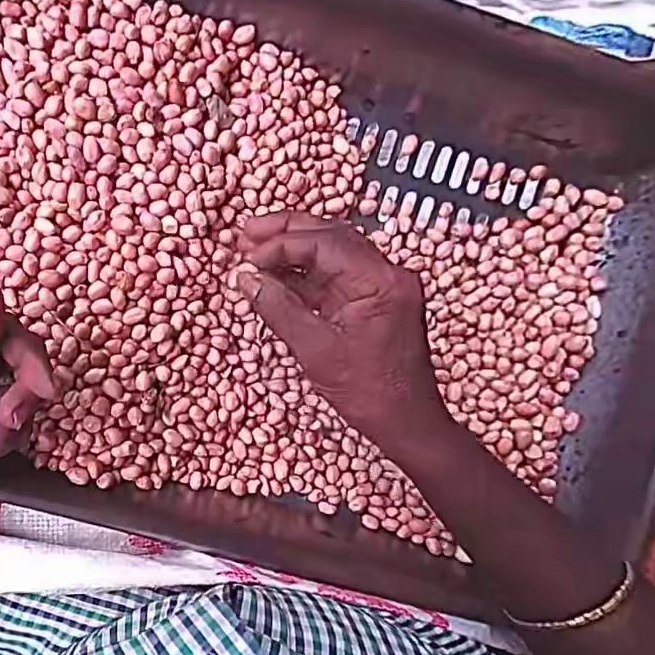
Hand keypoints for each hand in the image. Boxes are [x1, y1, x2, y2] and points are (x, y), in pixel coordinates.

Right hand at [236, 211, 444, 451]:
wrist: (407, 423)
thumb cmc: (370, 393)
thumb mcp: (316, 350)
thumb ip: (279, 309)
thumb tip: (246, 279)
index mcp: (381, 281)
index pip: (325, 242)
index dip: (281, 245)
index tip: (249, 259)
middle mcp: (387, 275)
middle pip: (330, 235)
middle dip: (285, 232)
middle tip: (246, 233)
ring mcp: (381, 287)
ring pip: (331, 252)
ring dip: (292, 250)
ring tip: (254, 251)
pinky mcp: (371, 301)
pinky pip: (333, 276)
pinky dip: (303, 275)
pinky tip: (274, 277)